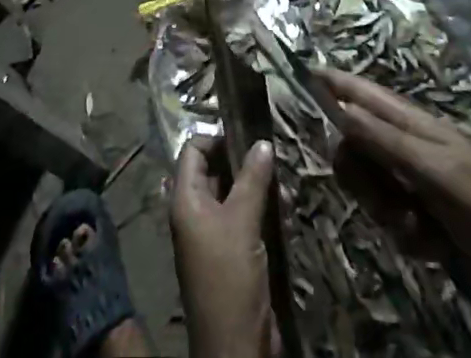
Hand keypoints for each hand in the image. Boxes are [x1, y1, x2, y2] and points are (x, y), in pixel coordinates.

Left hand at [170, 136, 277, 357]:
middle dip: (242, 163)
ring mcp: (212, 232)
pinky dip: (262, 211)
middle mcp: (194, 210)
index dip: (217, 139)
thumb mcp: (241, 222)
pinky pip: (244, 219)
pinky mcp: (232, 252)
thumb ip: (251, 180)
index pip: (193, 151)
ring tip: (285, 186)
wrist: (234, 341)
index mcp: (184, 197)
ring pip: (233, 196)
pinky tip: (286, 209)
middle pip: (214, 172)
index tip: (249, 134)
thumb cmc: (229, 274)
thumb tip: (262, 142)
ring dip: (257, 188)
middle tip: (274, 157)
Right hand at [319, 69, 470, 311]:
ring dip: (383, 208)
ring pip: (368, 182)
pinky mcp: (421, 213)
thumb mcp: (433, 169)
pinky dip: (403, 232)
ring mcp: (415, 181)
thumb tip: (340, 106)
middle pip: (355, 144)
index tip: (306, 73)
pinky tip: (428, 243)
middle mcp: (410, 147)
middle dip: (360, 174)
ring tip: (413, 226)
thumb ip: (384, 138)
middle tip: (377, 195)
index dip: (336, 82)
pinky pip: (387, 214)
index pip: (365, 94)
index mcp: (416, 126)